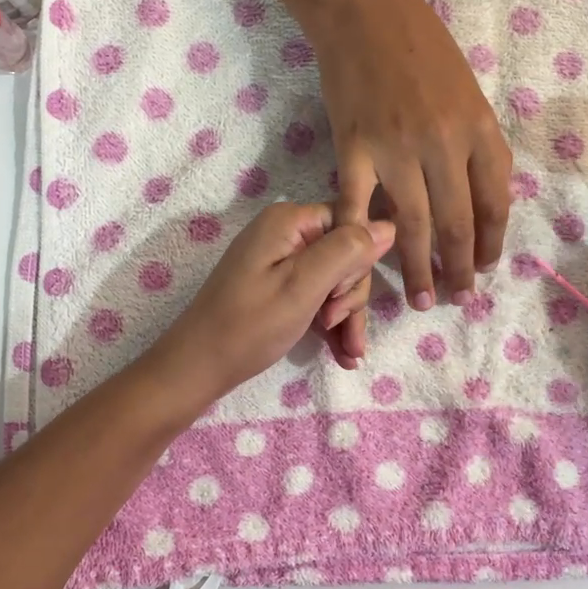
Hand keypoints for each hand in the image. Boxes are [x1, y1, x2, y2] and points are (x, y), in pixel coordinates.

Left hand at [153, 202, 394, 400]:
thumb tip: (388, 225)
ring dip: (346, 316)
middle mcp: (285, 234)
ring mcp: (280, 262)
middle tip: (335, 325)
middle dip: (350, 295)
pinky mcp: (278, 288)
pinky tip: (344, 355)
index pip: (350, 222)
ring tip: (349, 354)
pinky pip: (318, 297)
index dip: (359, 260)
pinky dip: (332, 324)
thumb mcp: (304, 286)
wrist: (199, 367)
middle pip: (345, 254)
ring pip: (336, 280)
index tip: (341, 298)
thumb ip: (347, 251)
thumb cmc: (250, 325)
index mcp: (289, 221)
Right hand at [314, 0, 511, 363]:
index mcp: (480, 129)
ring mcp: (397, 150)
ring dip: (419, 271)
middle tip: (459, 299)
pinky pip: (359, 209)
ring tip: (423, 301)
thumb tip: (479, 200)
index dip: (492, 245)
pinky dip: (362, 243)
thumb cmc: (424, 48)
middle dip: (461, 270)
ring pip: (413, 228)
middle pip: (457, 225)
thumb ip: (477, 146)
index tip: (486, 268)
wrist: (365, 13)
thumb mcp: (470, 93)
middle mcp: (444, 145)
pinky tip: (364, 272)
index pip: (496, 204)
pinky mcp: (354, 151)